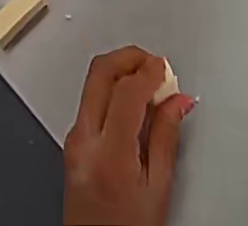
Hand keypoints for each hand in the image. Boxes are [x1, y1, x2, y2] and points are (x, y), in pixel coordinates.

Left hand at [63, 46, 193, 225]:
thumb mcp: (158, 191)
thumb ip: (167, 138)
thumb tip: (177, 99)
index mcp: (108, 156)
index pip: (126, 92)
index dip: (148, 71)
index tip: (165, 68)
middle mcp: (83, 141)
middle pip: (100, 72)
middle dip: (129, 57)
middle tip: (154, 63)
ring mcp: (73, 139)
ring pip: (92, 81)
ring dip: (120, 70)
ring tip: (148, 82)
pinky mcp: (71, 141)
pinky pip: (90, 98)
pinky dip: (112, 87)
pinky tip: (133, 99)